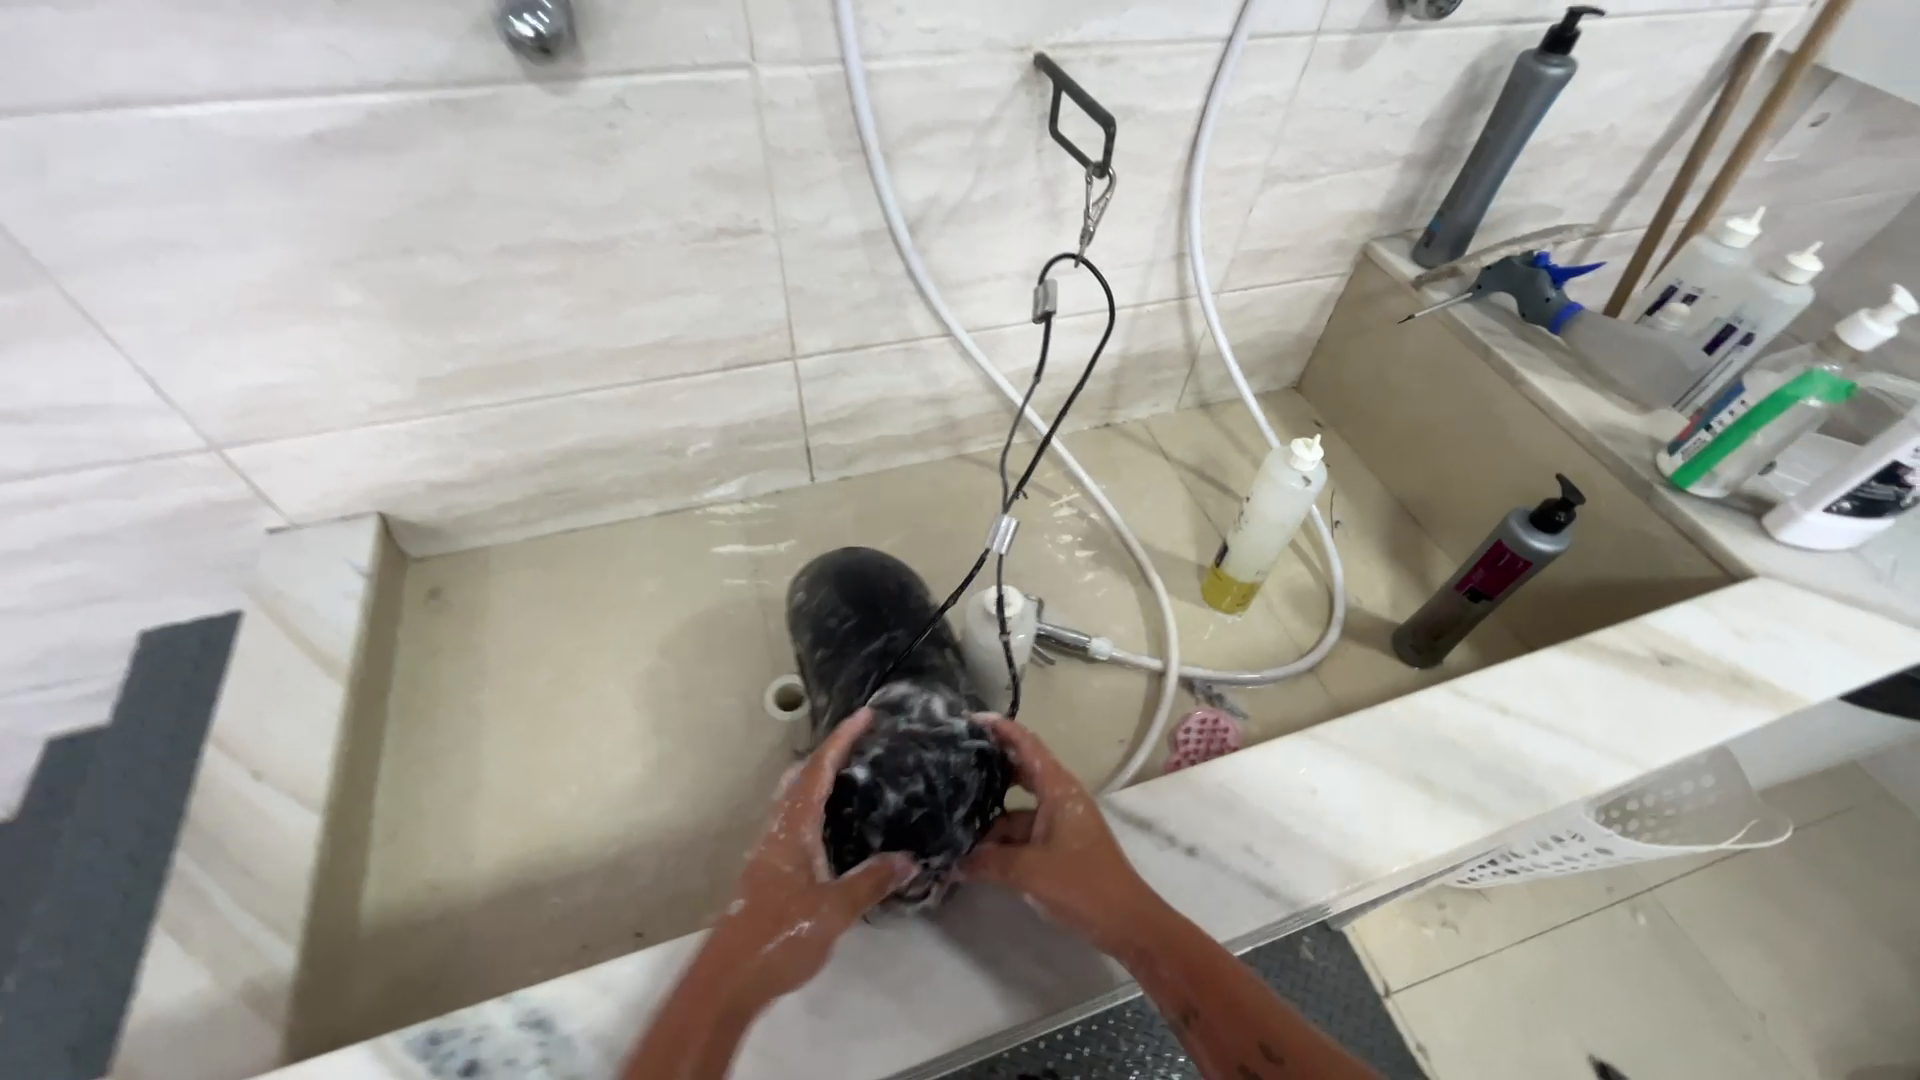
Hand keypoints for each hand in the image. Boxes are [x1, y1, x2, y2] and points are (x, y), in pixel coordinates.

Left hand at [710, 708, 915, 1000]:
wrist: (728, 979)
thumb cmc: (779, 936)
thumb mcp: (834, 910)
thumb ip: (871, 881)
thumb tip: (909, 858)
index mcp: (793, 829)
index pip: (818, 771)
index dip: (841, 740)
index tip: (865, 716)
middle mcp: (777, 831)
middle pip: (801, 778)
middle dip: (829, 754)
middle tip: (861, 744)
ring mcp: (769, 852)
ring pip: (794, 800)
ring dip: (819, 780)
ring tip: (853, 777)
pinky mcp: (768, 872)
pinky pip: (795, 822)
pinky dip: (816, 808)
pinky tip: (833, 829)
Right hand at [959, 718, 1160, 955]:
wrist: (1127, 922)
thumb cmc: (1082, 885)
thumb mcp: (1028, 872)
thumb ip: (988, 863)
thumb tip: (953, 863)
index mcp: (1058, 789)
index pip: (1027, 745)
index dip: (1001, 729)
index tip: (971, 720)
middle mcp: (1059, 797)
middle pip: (1020, 772)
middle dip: (989, 769)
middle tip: (953, 766)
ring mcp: (1060, 821)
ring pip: (1018, 808)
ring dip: (990, 817)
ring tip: (953, 821)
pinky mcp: (1058, 845)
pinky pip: (1024, 832)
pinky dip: (1002, 840)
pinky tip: (975, 854)